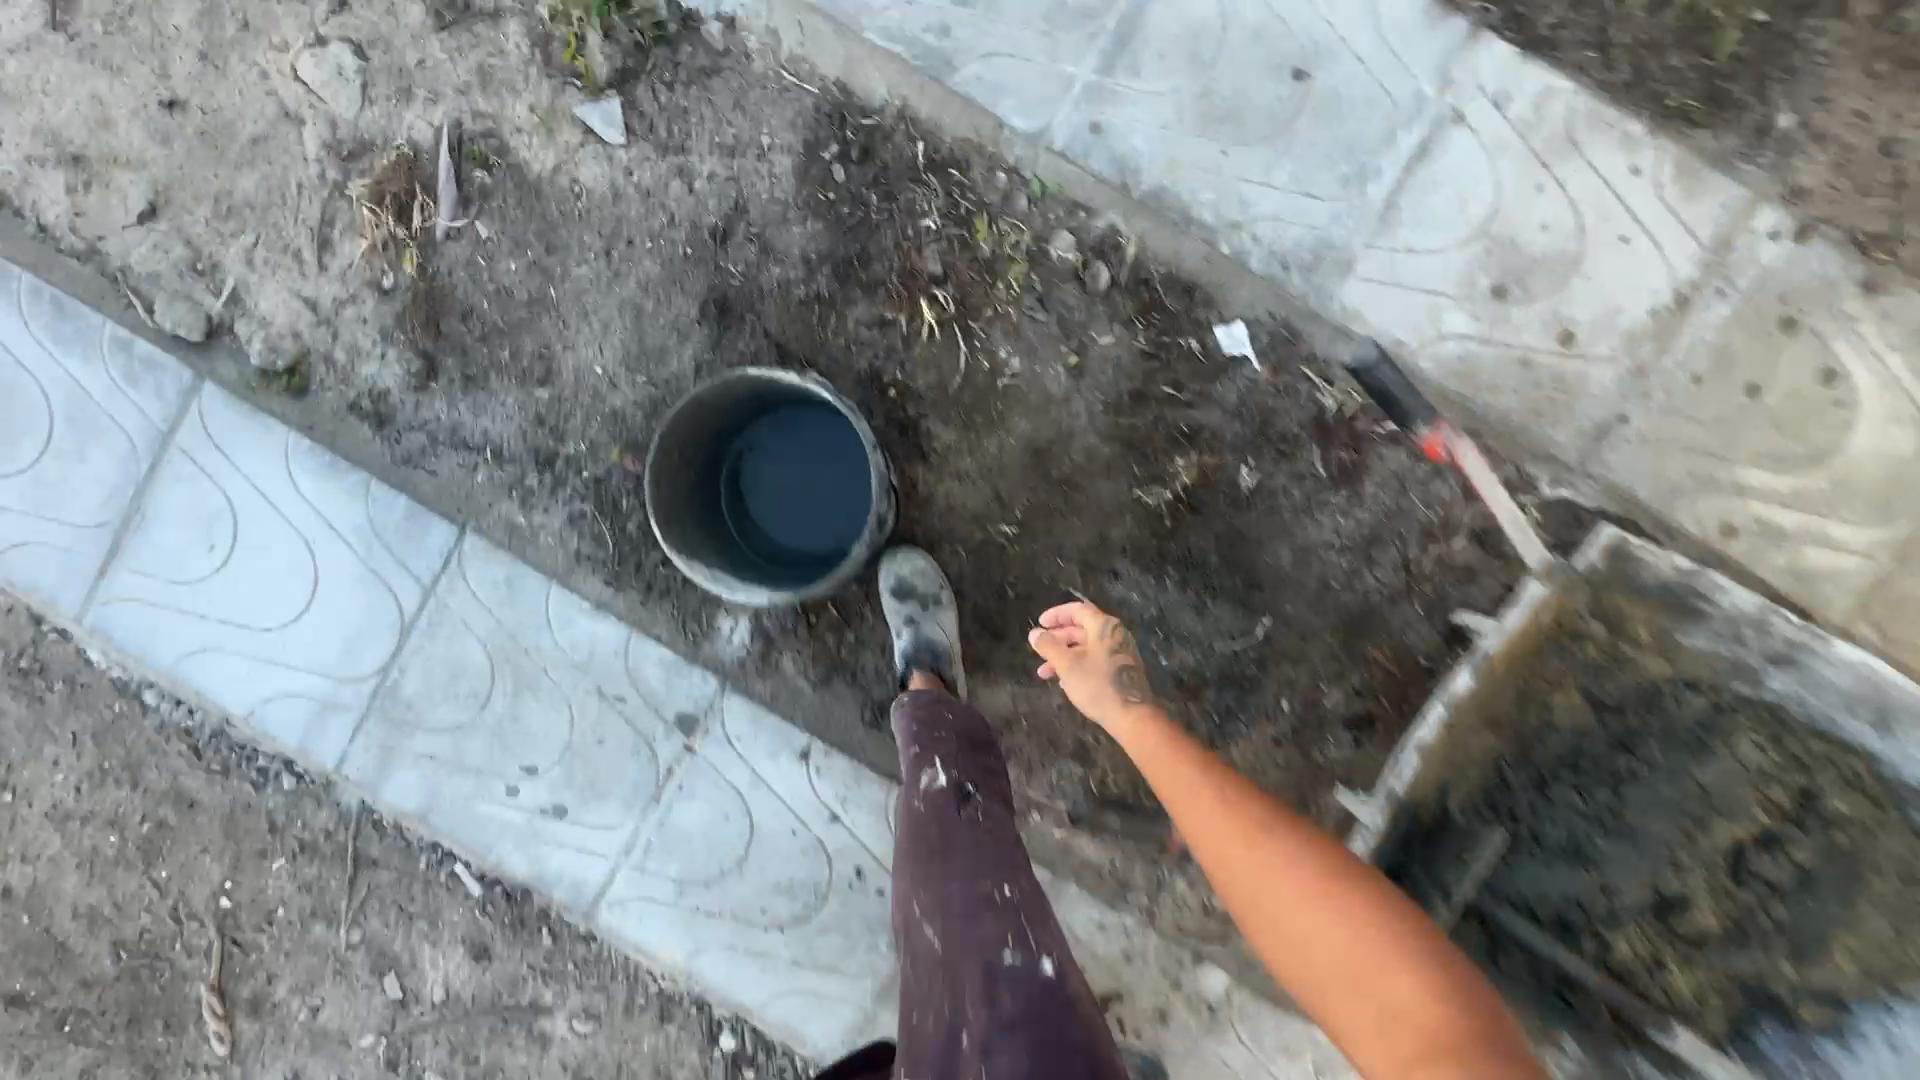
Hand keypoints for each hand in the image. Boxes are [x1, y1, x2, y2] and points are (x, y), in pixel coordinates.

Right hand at [1028, 601, 1161, 728]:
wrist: (1131, 715)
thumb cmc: (1097, 684)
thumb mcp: (1066, 664)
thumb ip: (1048, 646)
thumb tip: (1034, 633)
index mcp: (1104, 626)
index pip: (1077, 610)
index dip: (1056, 615)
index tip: (1040, 624)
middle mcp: (1114, 635)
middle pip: (1081, 629)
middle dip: (1057, 640)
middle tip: (1039, 649)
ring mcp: (1120, 653)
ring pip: (1086, 648)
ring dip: (1063, 656)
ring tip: (1044, 673)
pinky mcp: (1122, 670)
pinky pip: (1095, 661)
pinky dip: (1077, 666)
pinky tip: (1064, 682)